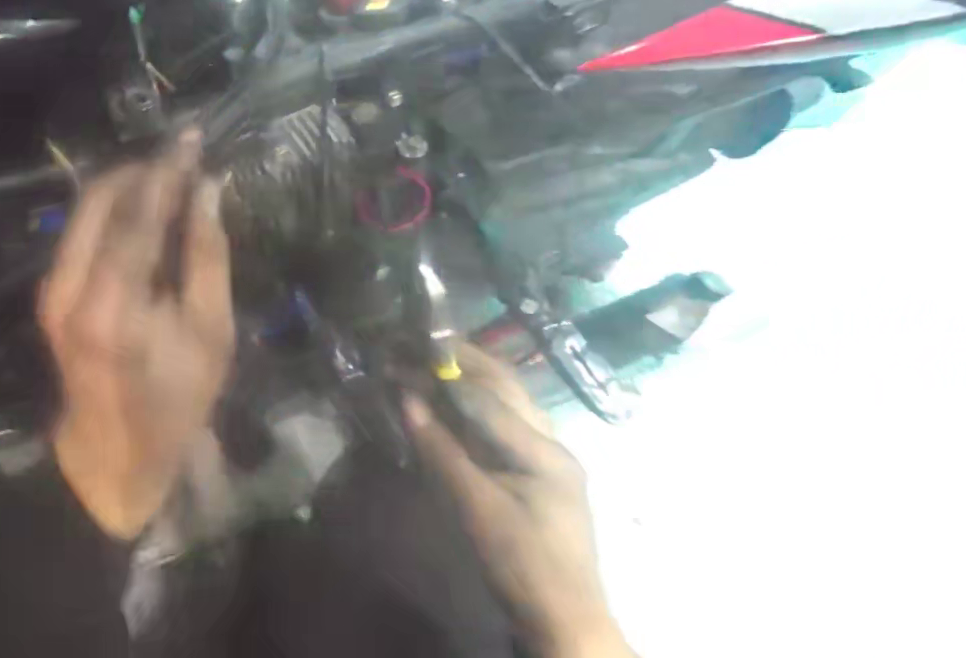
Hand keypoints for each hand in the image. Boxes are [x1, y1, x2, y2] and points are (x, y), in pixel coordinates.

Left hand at [38, 130, 233, 539]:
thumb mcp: (212, 333)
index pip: (141, 215)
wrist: (111, 453)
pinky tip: (143, 208)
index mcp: (115, 305)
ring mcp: (52, 288)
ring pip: (84, 209)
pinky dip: (111, 210)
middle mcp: (71, 287)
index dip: (168, 171)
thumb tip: (209, 189)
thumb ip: (209, 255)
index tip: (191, 137)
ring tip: (168, 177)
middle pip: (100, 199)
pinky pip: (79, 230)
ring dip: (126, 186)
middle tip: (180, 159)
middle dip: (143, 170)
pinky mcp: (48, 291)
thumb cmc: (176, 401)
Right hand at [403, 346, 633, 657]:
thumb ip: (440, 449)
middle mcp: (552, 442)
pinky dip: (474, 403)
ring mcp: (548, 457)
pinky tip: (450, 402)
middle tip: (416, 342)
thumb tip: (405, 397)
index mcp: (544, 449)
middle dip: (459, 359)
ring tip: (428, 362)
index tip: (401, 355)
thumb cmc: (522, 562)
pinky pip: (503, 421)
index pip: (484, 396)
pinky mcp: (537, 471)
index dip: (439, 374)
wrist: (565, 623)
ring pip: (506, 399)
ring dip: (467, 378)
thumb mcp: (475, 507)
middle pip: (503, 385)